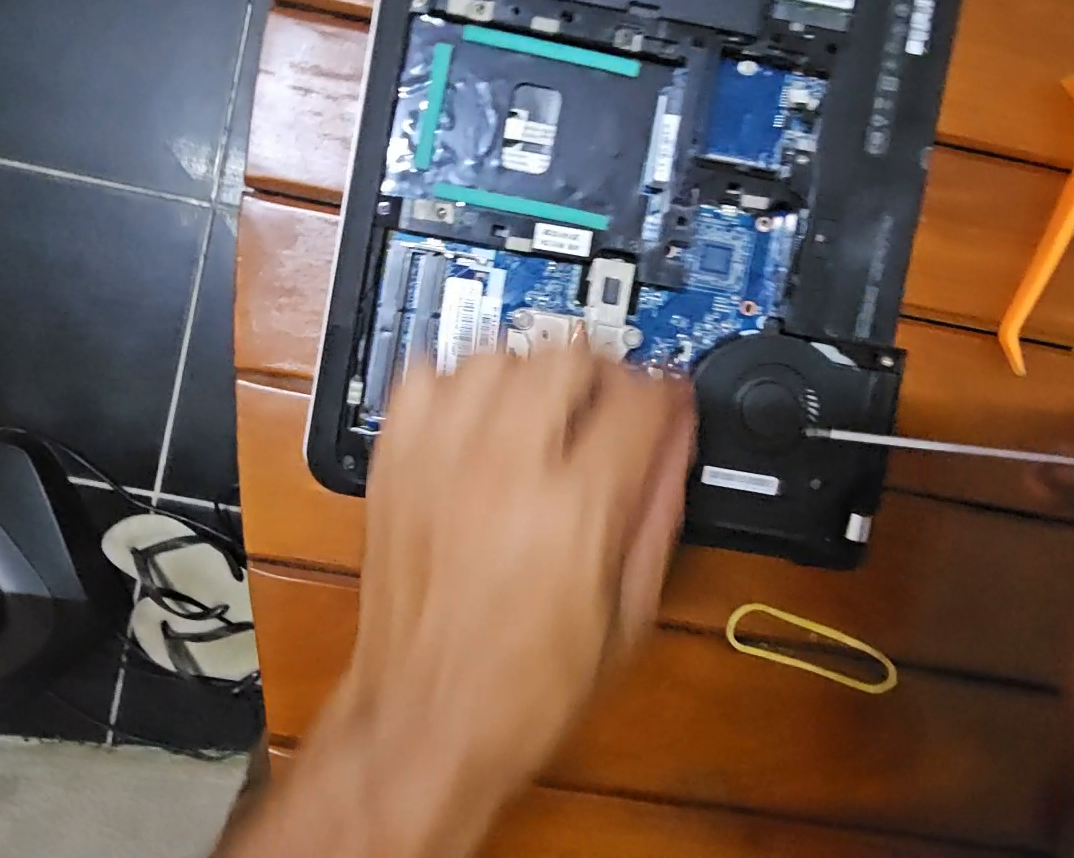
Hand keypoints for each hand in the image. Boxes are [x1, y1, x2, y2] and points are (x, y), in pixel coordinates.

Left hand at [218, 345, 694, 857]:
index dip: (666, 394)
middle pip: (568, 356)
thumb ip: (659, 509)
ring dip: (532, 373)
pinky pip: (425, 376)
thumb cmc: (525, 687)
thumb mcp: (628, 612)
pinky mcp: (396, 463)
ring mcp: (441, 459)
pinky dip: (458, 384)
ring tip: (543, 413)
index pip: (640, 400)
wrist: (426, 718)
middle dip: (603, 373)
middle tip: (607, 407)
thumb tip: (677, 442)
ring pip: (499, 354)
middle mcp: (505, 467)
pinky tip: (477, 419)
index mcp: (575, 507)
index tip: (667, 401)